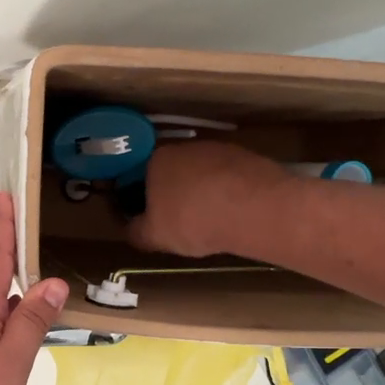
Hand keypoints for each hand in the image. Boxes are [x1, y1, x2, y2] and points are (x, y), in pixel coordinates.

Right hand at [129, 141, 287, 256]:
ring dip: (202, 193)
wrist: (255, 208)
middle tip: (179, 222)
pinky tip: (233, 214)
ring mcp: (220, 149)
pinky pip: (229, 178)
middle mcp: (186, 147)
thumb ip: (136, 232)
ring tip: (210, 221)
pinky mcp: (248, 157)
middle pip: (173, 172)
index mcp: (156, 159)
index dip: (141, 199)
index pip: (139, 176)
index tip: (149, 219)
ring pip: (203, 174)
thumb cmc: (193, 219)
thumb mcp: (154, 236)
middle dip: (173, 195)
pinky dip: (228, 193)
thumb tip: (130, 229)